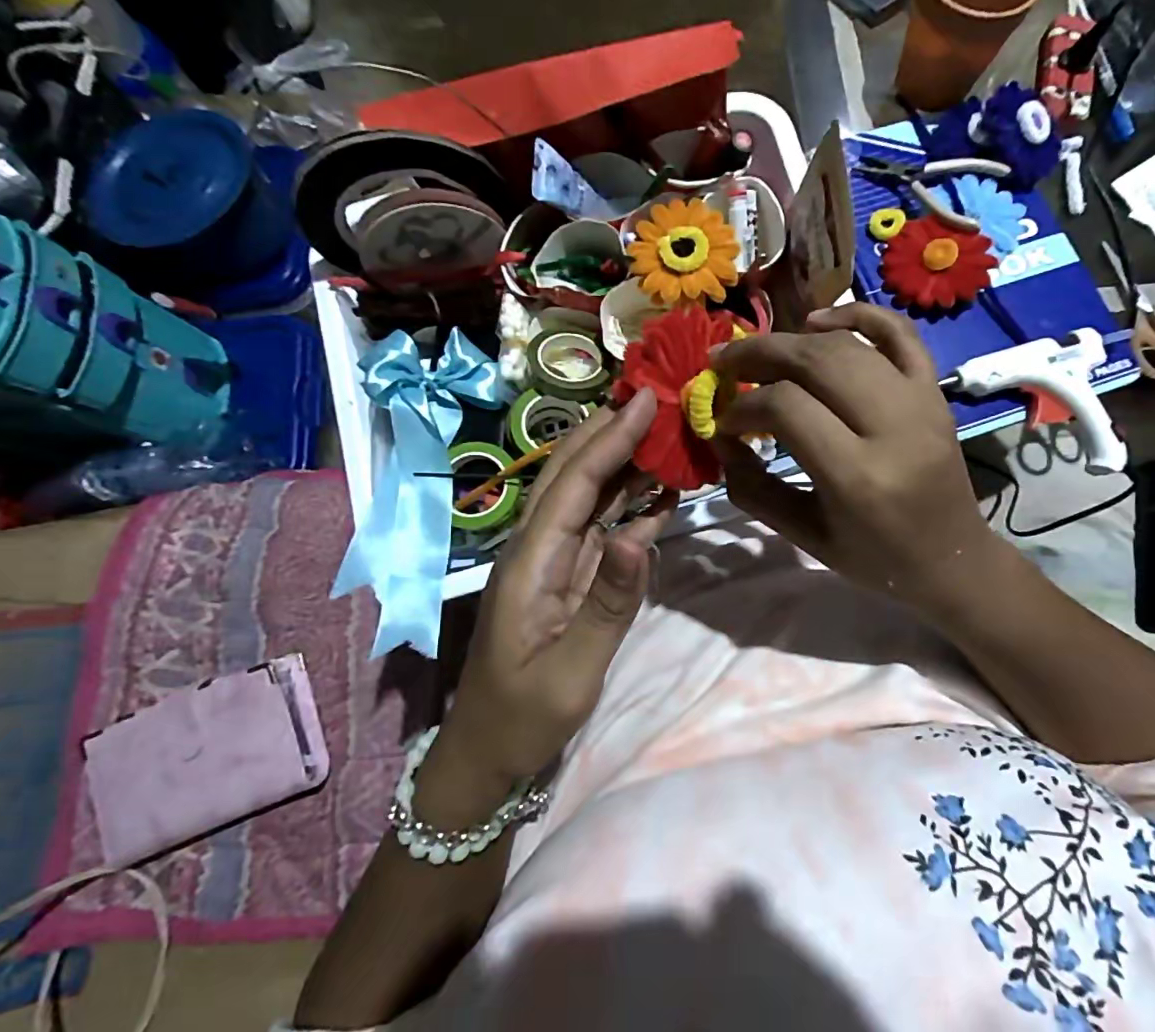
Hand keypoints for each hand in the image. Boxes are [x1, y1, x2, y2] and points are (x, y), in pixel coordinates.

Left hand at [442, 390, 674, 782]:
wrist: (486, 754)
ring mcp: (552, 564)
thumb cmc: (523, 717)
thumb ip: (609, 604)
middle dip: (612, 433)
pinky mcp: (567, 580)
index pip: (574, 485)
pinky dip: (632, 506)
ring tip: (668, 433)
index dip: (610, 440)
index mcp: (530, 563)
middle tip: (659, 400)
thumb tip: (640, 534)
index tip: (646, 401)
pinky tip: (662, 492)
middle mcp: (537, 550)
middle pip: (574, 476)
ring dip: (626, 463)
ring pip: (589, 498)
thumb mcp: (570, 672)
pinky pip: (601, 530)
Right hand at [707, 303, 1000, 610]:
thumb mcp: (805, 535)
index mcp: (858, 476)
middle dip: (759, 354)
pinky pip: (900, 332)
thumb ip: (754, 488)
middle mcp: (893, 428)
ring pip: (848, 344)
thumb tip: (721, 437)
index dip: (744, 405)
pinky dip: (858, 314)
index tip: (724, 421)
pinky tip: (817, 321)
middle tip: (722, 364)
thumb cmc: (875, 558)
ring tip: (758, 352)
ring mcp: (921, 402)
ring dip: (794, 338)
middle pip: (815, 361)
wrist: (951, 559)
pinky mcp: (935, 392)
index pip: (787, 407)